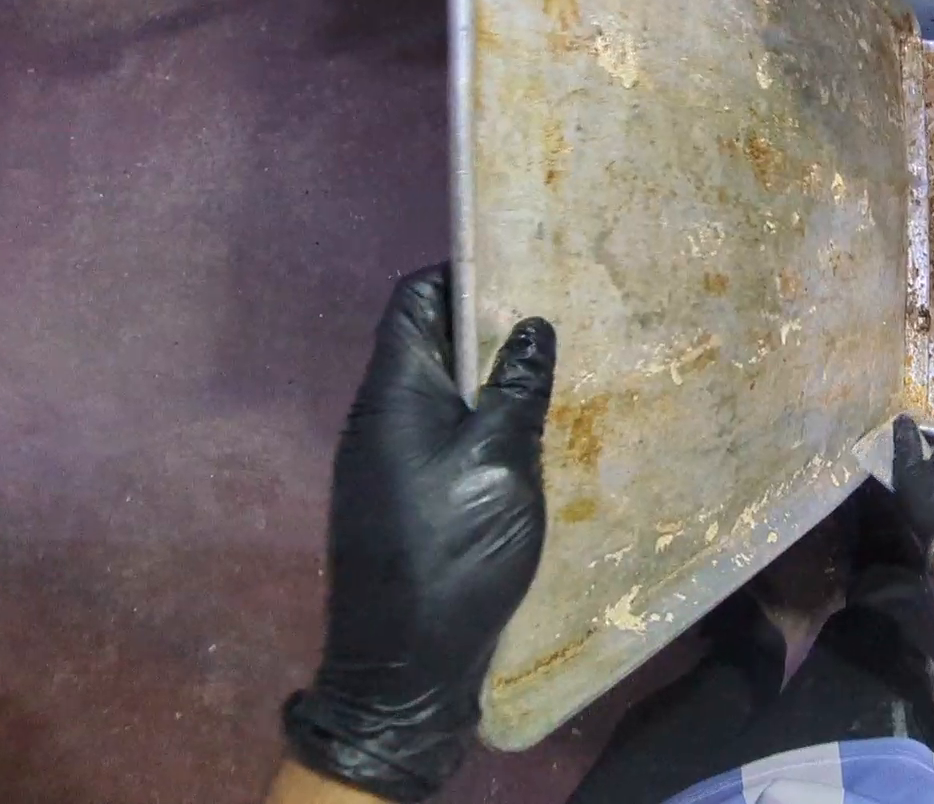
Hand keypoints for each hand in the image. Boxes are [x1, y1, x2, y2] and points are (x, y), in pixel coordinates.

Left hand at [283, 267, 555, 802]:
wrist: (404, 663)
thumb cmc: (454, 548)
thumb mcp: (500, 459)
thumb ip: (517, 387)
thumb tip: (532, 325)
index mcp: (396, 391)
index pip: (413, 299)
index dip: (460, 273)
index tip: (520, 270)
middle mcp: (383, 411)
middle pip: (428, 338)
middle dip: (485, 320)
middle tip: (551, 315)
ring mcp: (390, 452)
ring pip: (440, 383)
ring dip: (488, 368)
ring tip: (550, 361)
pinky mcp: (405, 486)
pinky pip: (442, 423)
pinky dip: (481, 409)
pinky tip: (527, 422)